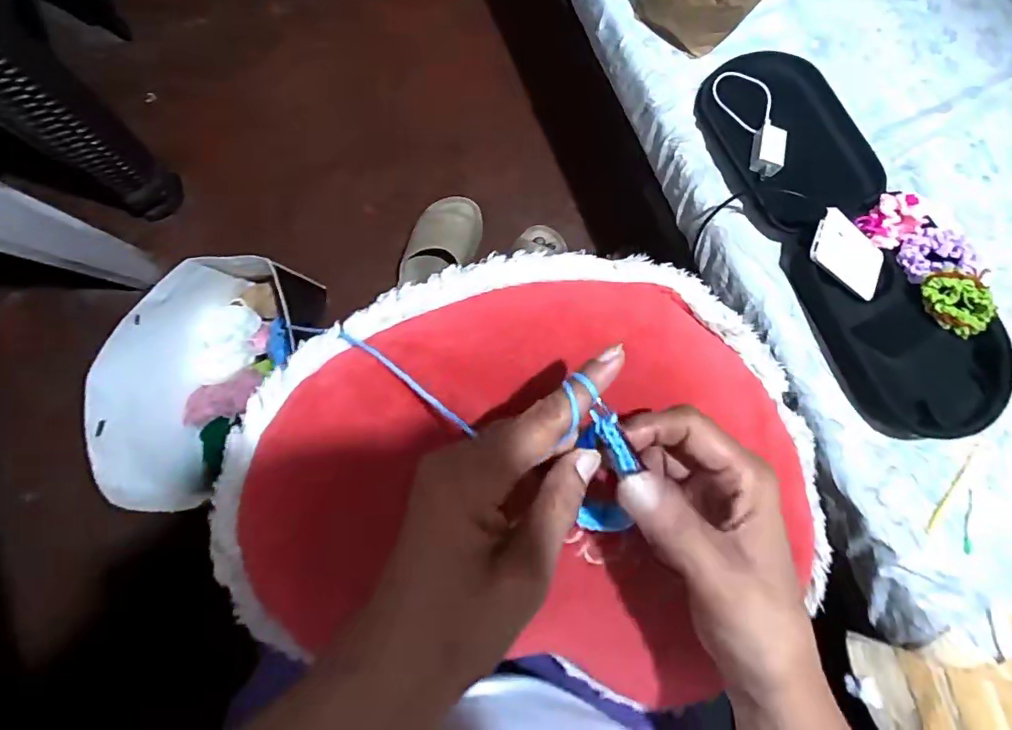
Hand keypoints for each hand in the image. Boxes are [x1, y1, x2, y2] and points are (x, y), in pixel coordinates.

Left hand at [263, 345, 623, 728]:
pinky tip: (556, 473)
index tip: (614, 351)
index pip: (540, 420)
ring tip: (595, 447)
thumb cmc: (464, 625)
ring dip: (551, 444)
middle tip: (616, 423)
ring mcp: (445, 469)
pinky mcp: (444, 485)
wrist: (395, 661)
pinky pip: (496, 460)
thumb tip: (586, 451)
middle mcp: (454, 458)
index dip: (581, 387)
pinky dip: (529, 464)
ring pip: (512, 442)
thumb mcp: (526, 572)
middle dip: (571, 420)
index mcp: (473, 475)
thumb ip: (557, 503)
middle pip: (526, 428)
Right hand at [618, 407, 843, 729]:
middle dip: (633, 444)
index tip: (610, 444)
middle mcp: (723, 474)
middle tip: (595, 462)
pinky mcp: (687, 516)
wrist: (765, 674)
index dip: (650, 426)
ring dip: (628, 466)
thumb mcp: (715, 573)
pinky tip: (609, 500)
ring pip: (657, 461)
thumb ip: (673, 524)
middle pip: (670, 438)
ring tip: (597, 480)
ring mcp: (704, 495)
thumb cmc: (754, 619)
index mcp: (744, 474)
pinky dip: (630, 491)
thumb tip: (626, 476)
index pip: (691, 426)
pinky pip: (652, 489)